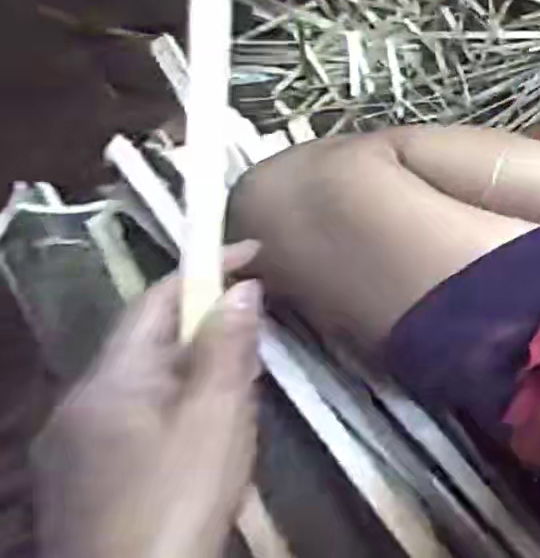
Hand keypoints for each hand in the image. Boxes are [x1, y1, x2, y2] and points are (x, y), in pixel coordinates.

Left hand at [32, 243, 264, 557]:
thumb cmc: (182, 486)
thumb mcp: (220, 410)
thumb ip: (229, 346)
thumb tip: (242, 287)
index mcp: (108, 384)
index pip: (154, 303)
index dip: (204, 267)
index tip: (256, 246)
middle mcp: (80, 403)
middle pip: (147, 337)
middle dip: (206, 311)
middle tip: (267, 303)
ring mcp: (78, 438)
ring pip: (148, 369)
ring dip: (200, 349)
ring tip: (254, 351)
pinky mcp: (91, 464)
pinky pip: (143, 400)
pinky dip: (186, 381)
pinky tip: (219, 402)